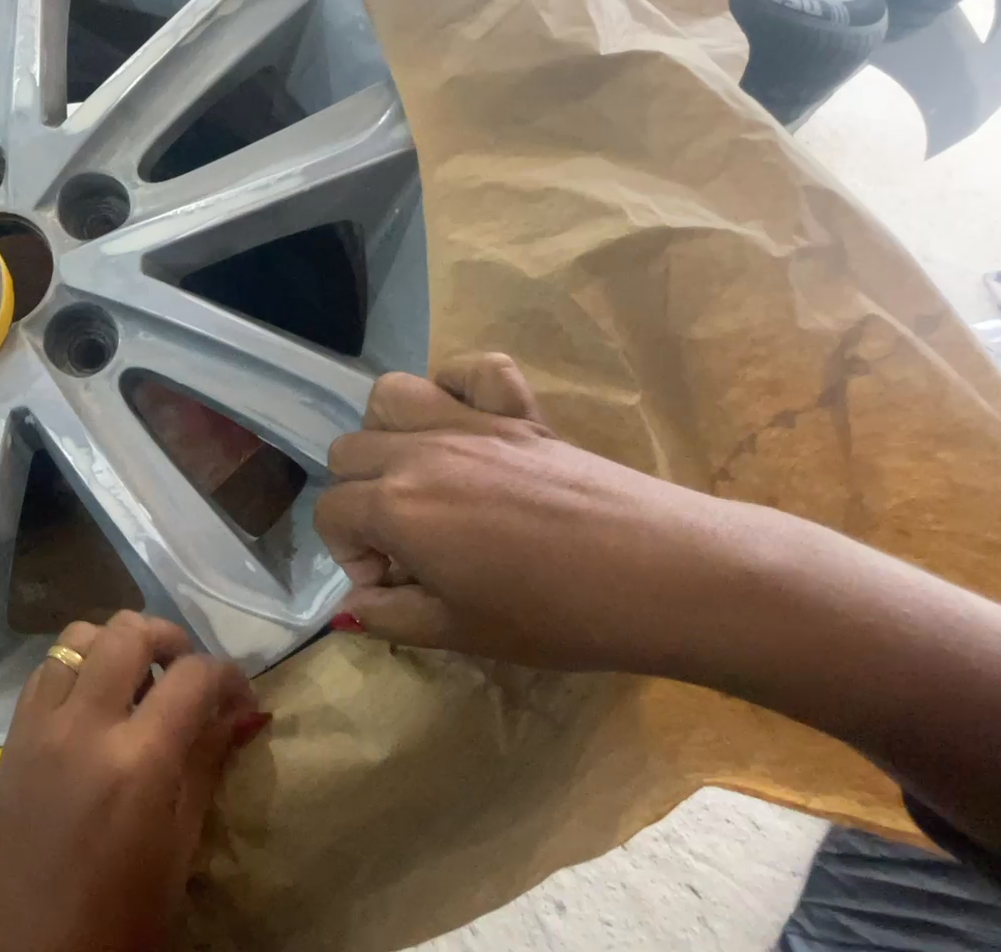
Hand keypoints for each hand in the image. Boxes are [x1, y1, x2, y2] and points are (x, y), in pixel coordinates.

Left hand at [0, 611, 268, 951]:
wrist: (32, 940)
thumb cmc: (123, 907)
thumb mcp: (181, 839)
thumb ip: (208, 759)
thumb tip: (242, 709)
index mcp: (138, 762)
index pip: (192, 676)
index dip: (226, 674)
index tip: (236, 694)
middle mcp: (85, 725)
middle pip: (128, 632)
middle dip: (168, 638)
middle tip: (183, 670)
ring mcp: (41, 722)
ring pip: (79, 634)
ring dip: (116, 643)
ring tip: (136, 677)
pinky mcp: (14, 729)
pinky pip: (47, 666)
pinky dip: (77, 664)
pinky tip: (94, 696)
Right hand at [316, 353, 762, 674]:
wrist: (671, 580)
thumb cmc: (557, 616)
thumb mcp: (458, 632)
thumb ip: (387, 616)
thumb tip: (354, 605)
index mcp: (395, 507)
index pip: (329, 514)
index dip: (349, 555)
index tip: (393, 583)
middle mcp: (418, 453)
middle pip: (348, 452)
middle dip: (359, 498)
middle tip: (406, 540)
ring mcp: (470, 424)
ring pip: (389, 396)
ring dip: (387, 432)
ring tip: (418, 473)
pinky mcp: (520, 413)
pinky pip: (474, 369)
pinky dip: (459, 385)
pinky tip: (467, 424)